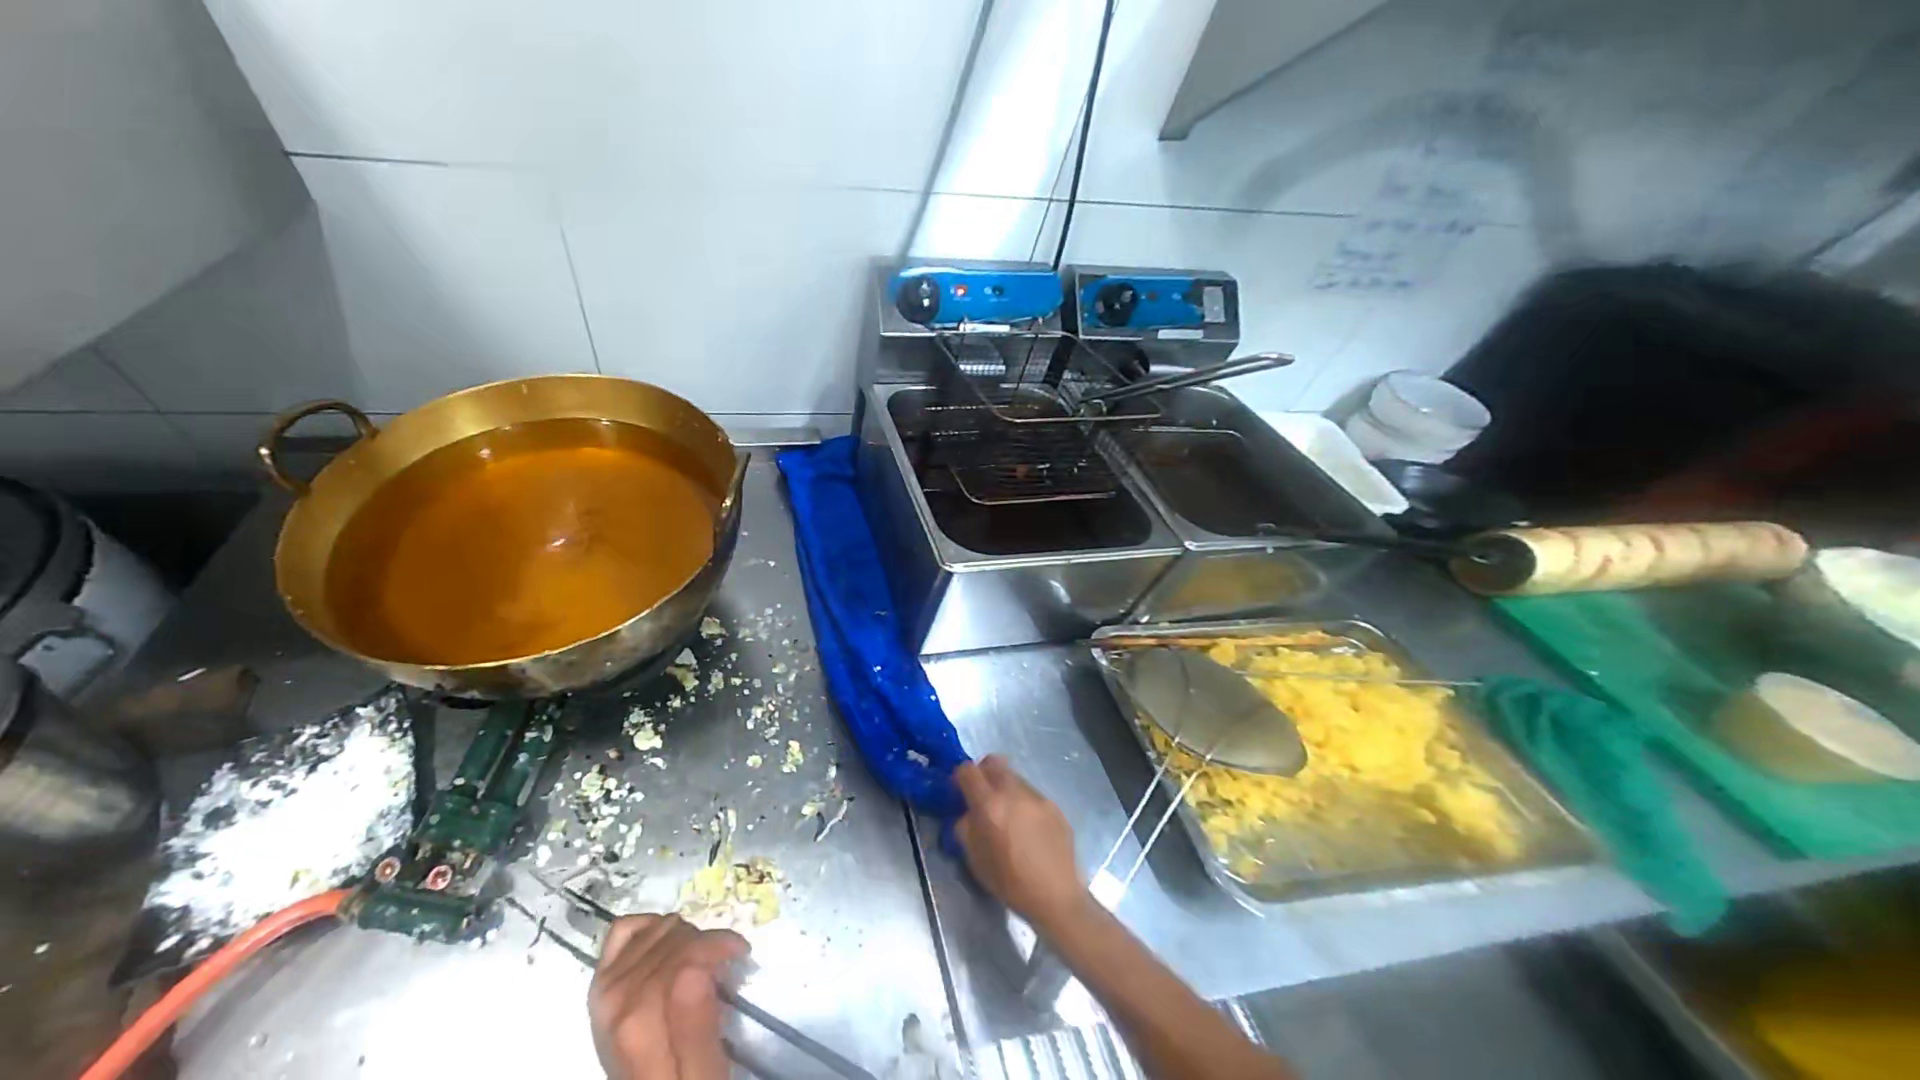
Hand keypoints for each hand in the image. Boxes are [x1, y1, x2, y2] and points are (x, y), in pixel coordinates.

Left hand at [588, 913, 749, 1079]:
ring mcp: (605, 989)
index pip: (683, 954)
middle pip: (671, 939)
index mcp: (641, 1026)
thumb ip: (698, 1027)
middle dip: (706, 942)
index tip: (742, 955)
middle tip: (726, 966)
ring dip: (685, 937)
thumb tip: (699, 966)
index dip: (717, 945)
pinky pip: (624, 931)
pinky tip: (669, 943)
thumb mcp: (704, 1074)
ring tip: (703, 960)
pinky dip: (650, 926)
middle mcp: (616, 1001)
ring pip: (655, 930)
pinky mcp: (602, 984)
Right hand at [953, 755, 1088, 928]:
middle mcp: (1014, 793)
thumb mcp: (975, 860)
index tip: (960, 791)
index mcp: (990, 806)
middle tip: (982, 797)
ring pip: (1014, 777)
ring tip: (1008, 818)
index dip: (960, 777)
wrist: (1057, 897)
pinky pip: (1032, 794)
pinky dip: (1024, 803)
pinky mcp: (1055, 806)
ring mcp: (1038, 797)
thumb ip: (965, 828)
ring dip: (1005, 789)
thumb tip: (967, 813)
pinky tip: (1028, 830)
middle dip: (983, 774)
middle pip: (994, 762)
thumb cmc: (1010, 883)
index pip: (968, 770)